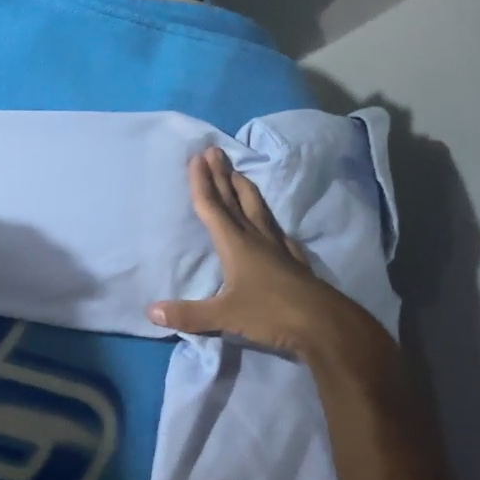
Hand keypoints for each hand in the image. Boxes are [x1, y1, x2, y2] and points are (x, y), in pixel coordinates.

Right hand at [149, 146, 364, 357]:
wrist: (328, 328)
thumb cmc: (272, 315)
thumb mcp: (225, 316)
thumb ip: (188, 314)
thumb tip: (151, 311)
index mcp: (235, 244)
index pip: (212, 207)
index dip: (202, 182)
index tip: (197, 158)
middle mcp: (256, 239)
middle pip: (235, 201)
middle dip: (222, 176)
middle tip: (215, 151)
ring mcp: (279, 249)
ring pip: (259, 211)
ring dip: (246, 190)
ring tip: (239, 173)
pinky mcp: (296, 263)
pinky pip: (279, 234)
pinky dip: (271, 223)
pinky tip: (275, 226)